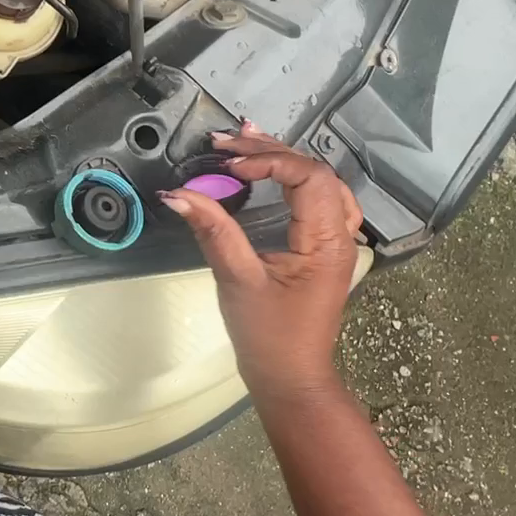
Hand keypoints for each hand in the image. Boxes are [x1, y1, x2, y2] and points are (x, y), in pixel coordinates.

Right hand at [159, 122, 363, 401]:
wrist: (290, 376)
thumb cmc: (267, 333)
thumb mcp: (236, 279)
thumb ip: (212, 230)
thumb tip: (176, 194)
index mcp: (325, 240)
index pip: (309, 177)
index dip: (269, 161)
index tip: (228, 167)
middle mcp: (339, 234)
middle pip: (314, 172)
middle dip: (268, 150)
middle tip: (222, 143)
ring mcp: (334, 240)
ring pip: (317, 182)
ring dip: (280, 158)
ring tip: (241, 139)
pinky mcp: (321, 247)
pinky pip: (316, 198)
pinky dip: (291, 176)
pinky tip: (268, 169)